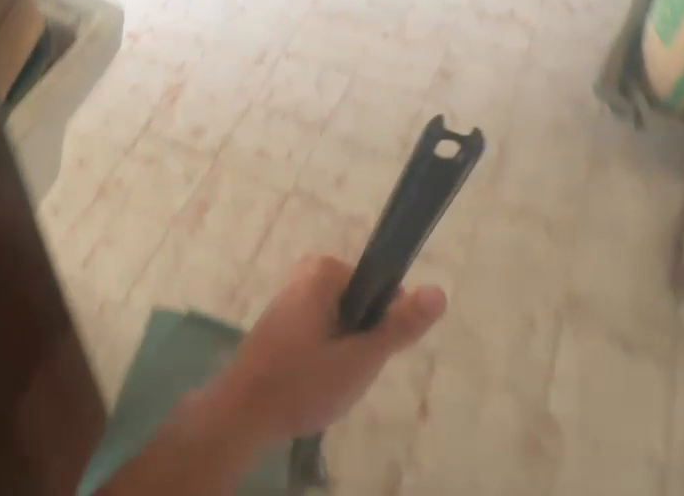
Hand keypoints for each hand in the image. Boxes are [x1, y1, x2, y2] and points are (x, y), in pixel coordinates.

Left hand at [204, 254, 447, 444]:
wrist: (243, 412)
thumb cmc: (303, 381)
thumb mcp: (362, 357)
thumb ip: (400, 326)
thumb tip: (440, 291)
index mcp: (324, 271)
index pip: (381, 289)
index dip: (382, 326)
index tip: (369, 354)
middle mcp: (305, 274)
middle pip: (360, 306)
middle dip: (361, 341)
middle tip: (347, 371)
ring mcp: (290, 298)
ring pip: (341, 323)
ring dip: (343, 352)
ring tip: (328, 380)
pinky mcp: (280, 323)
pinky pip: (320, 333)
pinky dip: (323, 356)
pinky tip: (313, 382)